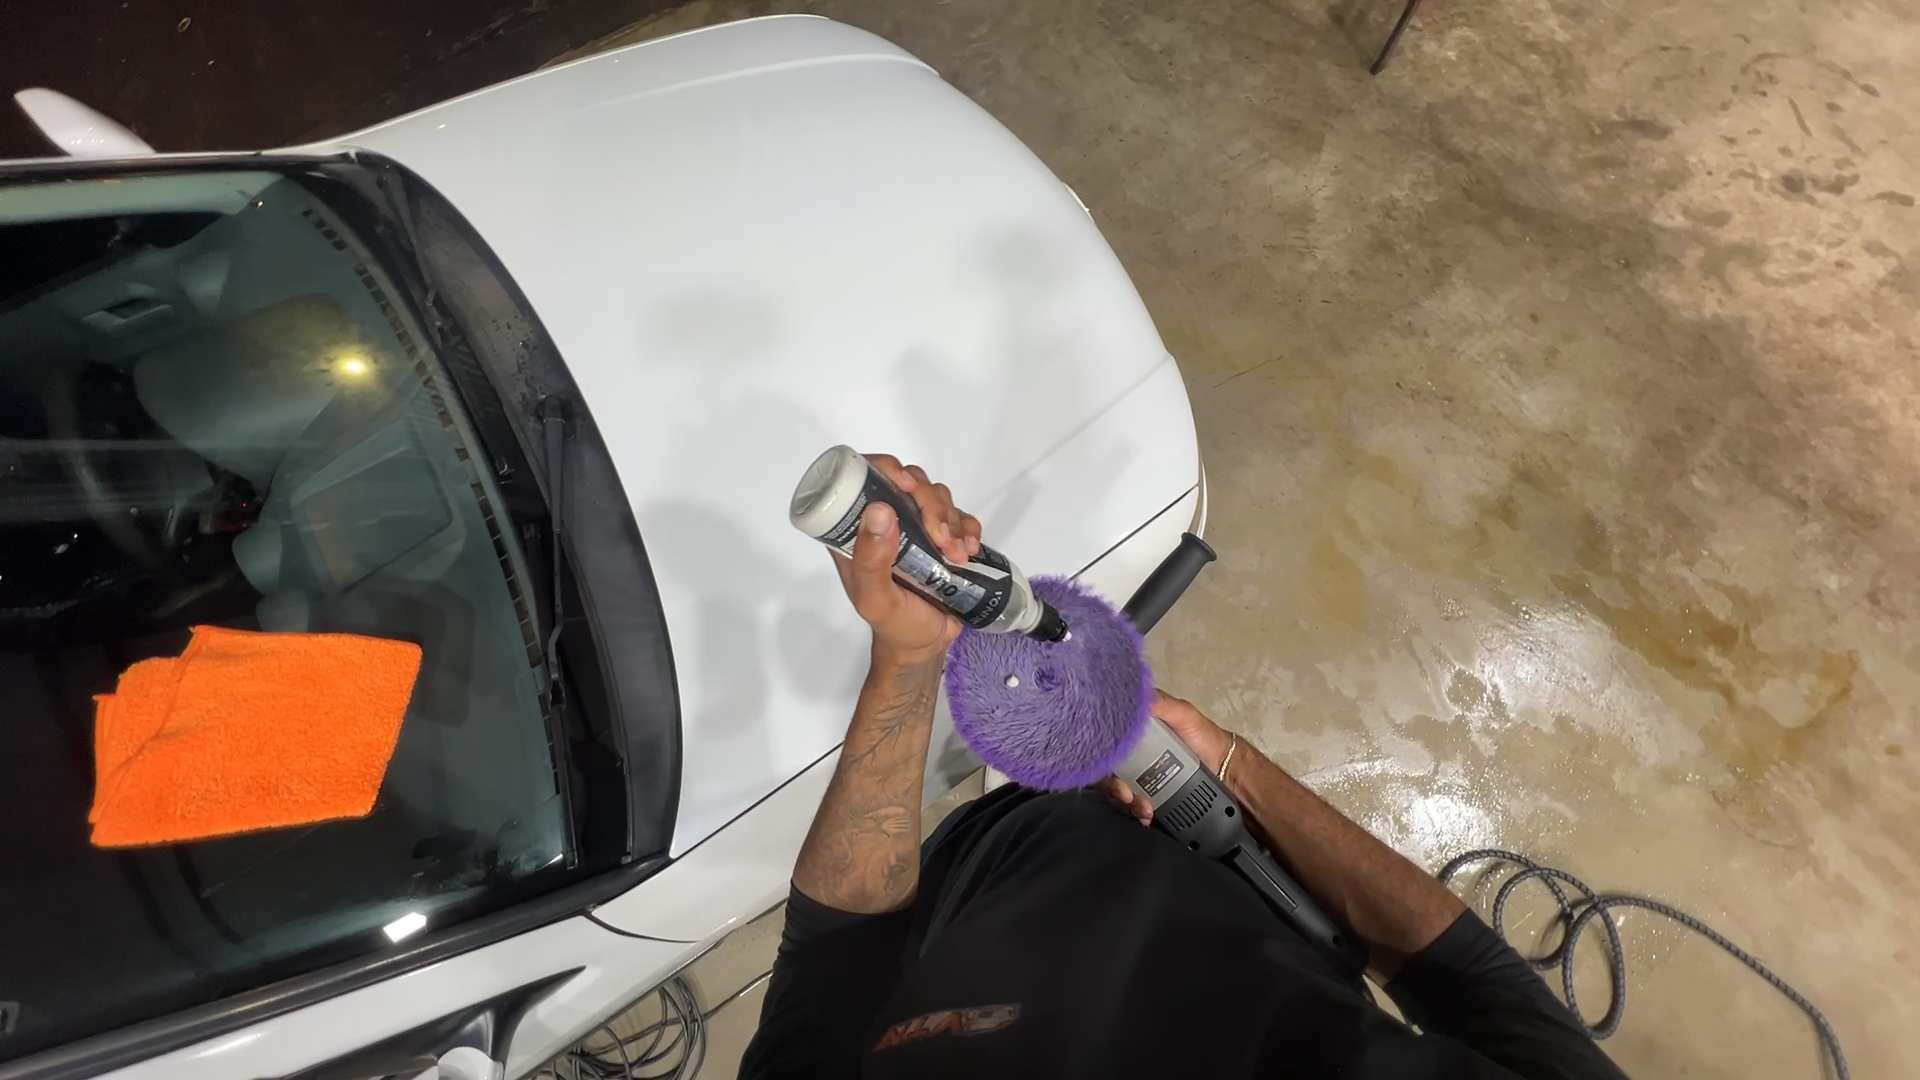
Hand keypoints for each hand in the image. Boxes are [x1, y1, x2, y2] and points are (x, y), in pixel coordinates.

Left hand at [834, 454, 983, 664]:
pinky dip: (968, 528)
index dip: (886, 469)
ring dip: (951, 520)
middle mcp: (886, 522)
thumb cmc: (894, 624)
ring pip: (936, 496)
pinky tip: (969, 550)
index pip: (865, 479)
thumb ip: (872, 560)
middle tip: (941, 539)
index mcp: (858, 531)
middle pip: (910, 482)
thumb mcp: (875, 599)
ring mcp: (916, 528)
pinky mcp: (943, 537)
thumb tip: (880, 509)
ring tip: (956, 555)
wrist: (926, 645)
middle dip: (931, 504)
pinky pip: (960, 516)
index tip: (907, 485)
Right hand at [1095, 688, 1233, 825]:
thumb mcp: (1183, 714)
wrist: (1227, 772)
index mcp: (1131, 733)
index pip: (1103, 744)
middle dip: (1111, 787)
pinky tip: (1148, 816)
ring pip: (1116, 793)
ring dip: (1125, 804)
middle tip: (1127, 795)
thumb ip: (1160, 703)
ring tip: (1144, 810)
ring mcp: (1138, 779)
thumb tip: (1130, 696)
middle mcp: (1129, 755)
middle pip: (1104, 772)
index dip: (1099, 757)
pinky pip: (1133, 809)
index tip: (1111, 770)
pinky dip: (1137, 814)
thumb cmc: (1203, 737)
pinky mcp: (1149, 799)